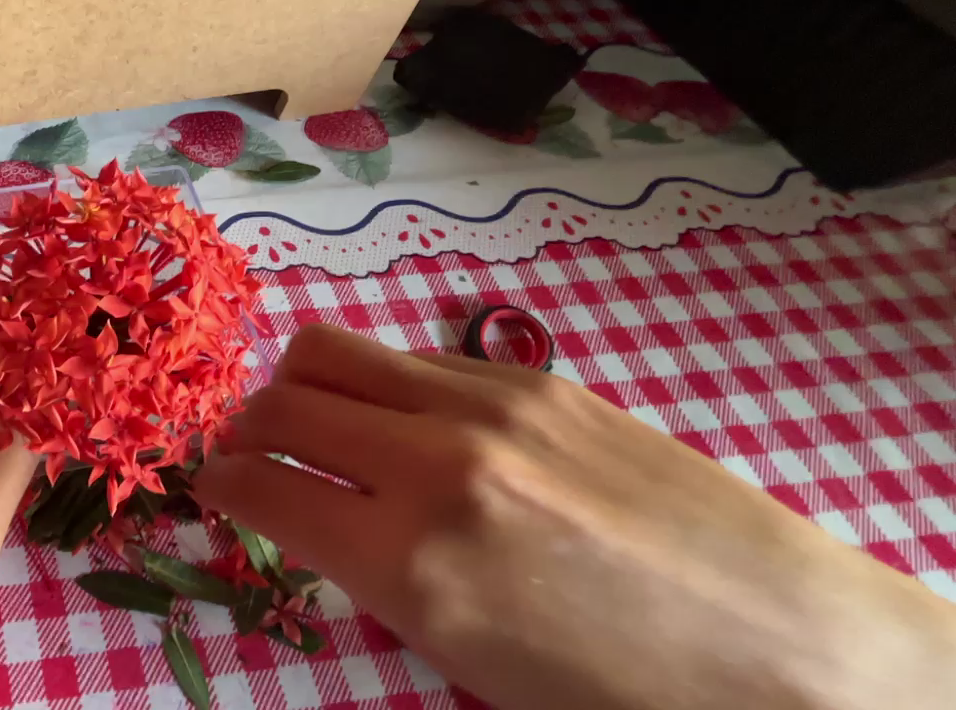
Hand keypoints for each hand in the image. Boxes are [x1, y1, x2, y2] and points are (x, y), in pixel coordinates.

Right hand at [197, 324, 955, 709]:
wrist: (813, 663)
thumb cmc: (624, 701)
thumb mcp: (463, 659)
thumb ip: (361, 564)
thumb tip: (295, 500)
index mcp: (414, 564)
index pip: (261, 486)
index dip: (217, 482)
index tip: (213, 484)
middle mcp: (435, 464)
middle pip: (280, 401)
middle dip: (244, 428)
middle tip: (252, 453)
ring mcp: (486, 404)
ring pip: (327, 350)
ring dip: (296, 386)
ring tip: (315, 421)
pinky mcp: (529, 375)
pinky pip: (405, 358)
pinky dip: (374, 386)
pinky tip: (410, 425)